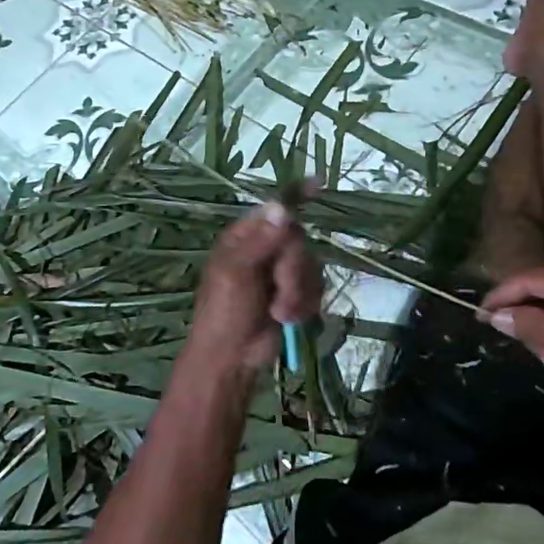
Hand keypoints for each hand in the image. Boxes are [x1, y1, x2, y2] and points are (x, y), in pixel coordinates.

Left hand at [185, 203, 321, 378]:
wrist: (233, 359)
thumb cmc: (225, 313)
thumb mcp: (236, 274)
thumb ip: (261, 241)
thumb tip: (282, 207)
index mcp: (244, 237)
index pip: (274, 208)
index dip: (296, 196)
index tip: (319, 185)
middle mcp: (265, 249)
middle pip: (299, 240)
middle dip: (293, 270)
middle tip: (278, 290)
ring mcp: (281, 272)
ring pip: (311, 266)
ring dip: (298, 293)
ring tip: (279, 313)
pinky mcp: (295, 294)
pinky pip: (315, 287)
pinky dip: (304, 305)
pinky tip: (289, 319)